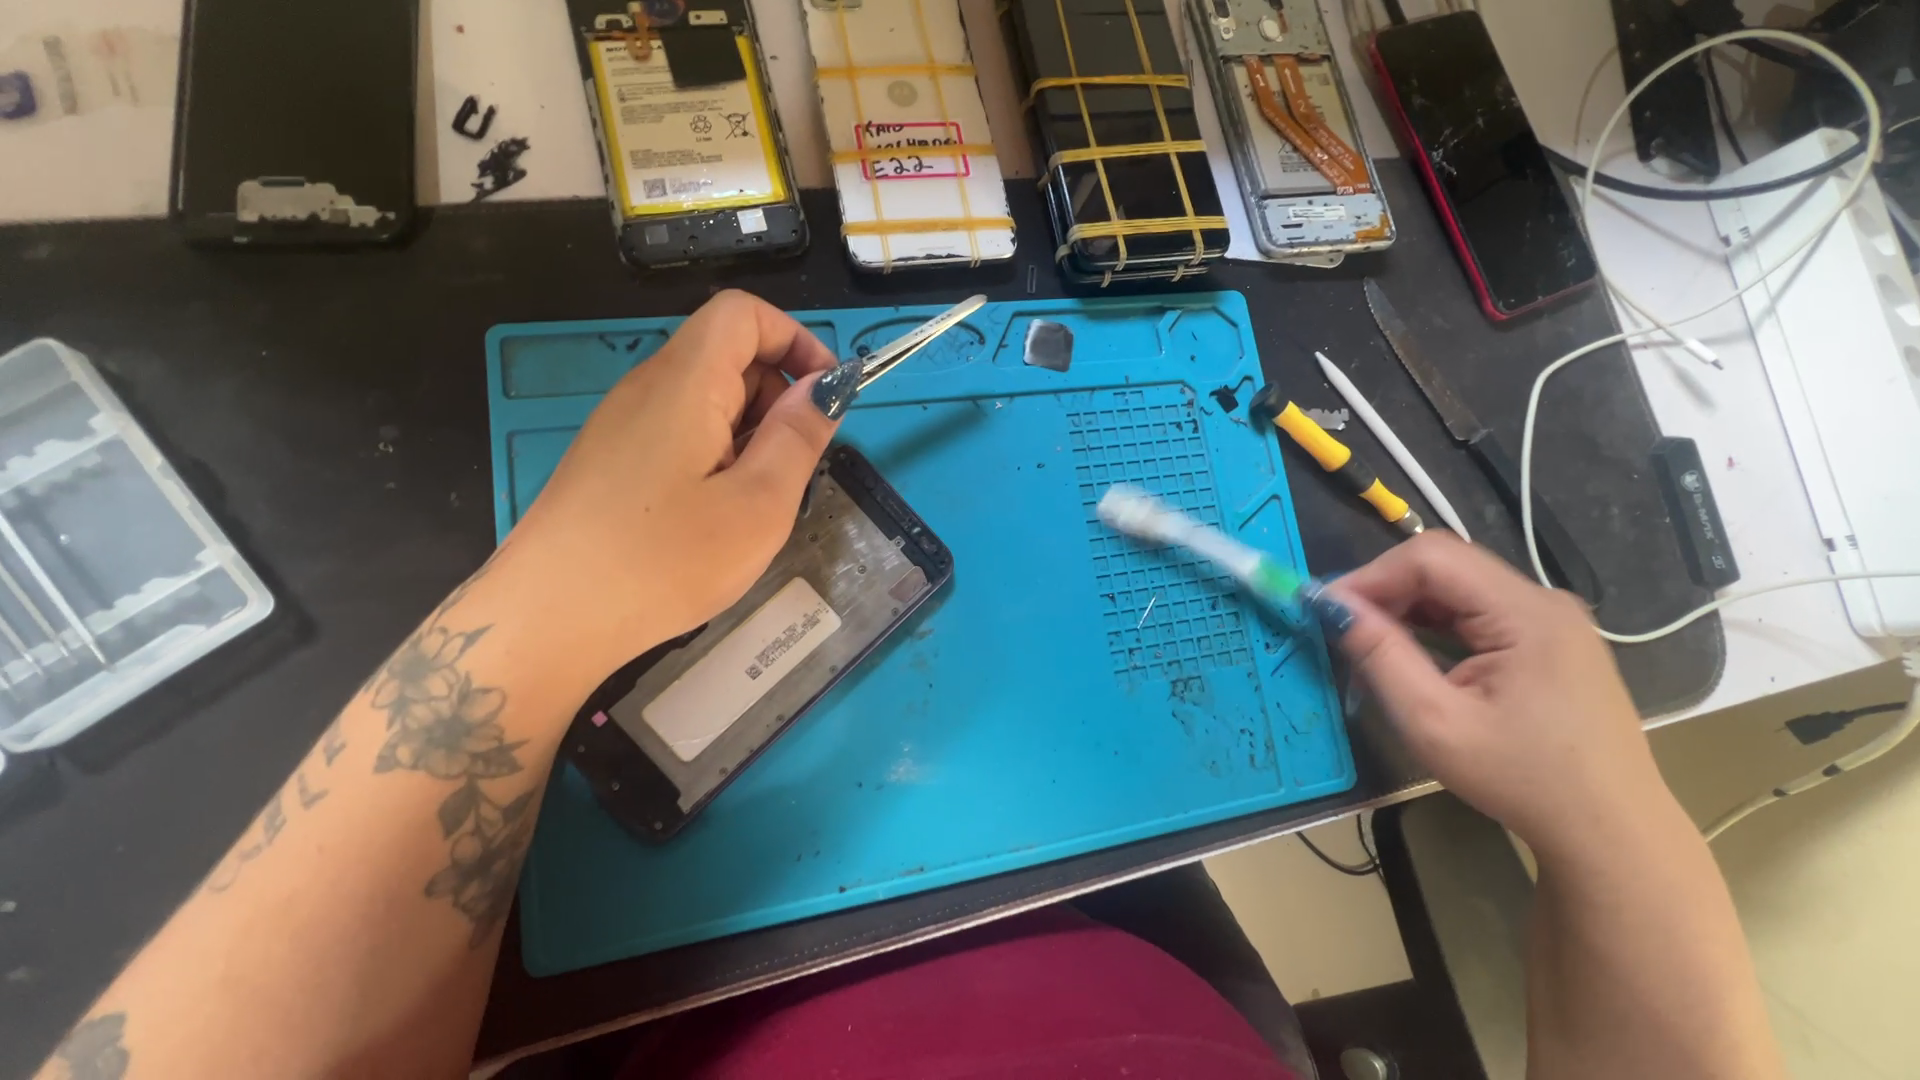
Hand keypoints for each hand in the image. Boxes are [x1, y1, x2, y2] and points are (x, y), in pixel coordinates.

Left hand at [496, 290, 860, 680]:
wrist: (549, 619)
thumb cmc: (664, 561)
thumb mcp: (758, 504)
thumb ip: (798, 437)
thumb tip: (826, 387)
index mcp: (685, 382)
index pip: (742, 313)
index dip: (795, 338)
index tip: (827, 396)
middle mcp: (647, 388)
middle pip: (726, 356)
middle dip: (777, 397)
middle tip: (794, 470)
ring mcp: (623, 425)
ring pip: (705, 401)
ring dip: (749, 435)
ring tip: (754, 505)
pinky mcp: (611, 461)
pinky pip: (679, 434)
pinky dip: (716, 458)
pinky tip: (714, 518)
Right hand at [1324, 533, 1670, 858]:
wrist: (1608, 831)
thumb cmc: (1521, 779)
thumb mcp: (1434, 722)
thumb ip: (1380, 656)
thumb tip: (1329, 606)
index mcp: (1526, 613)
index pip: (1431, 558)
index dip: (1370, 575)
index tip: (1325, 609)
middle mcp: (1543, 601)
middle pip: (1446, 566)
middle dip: (1384, 589)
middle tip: (1340, 627)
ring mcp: (1550, 620)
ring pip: (1458, 586)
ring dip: (1406, 605)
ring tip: (1367, 640)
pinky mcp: (1548, 640)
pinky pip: (1477, 611)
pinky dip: (1434, 622)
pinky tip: (1410, 651)